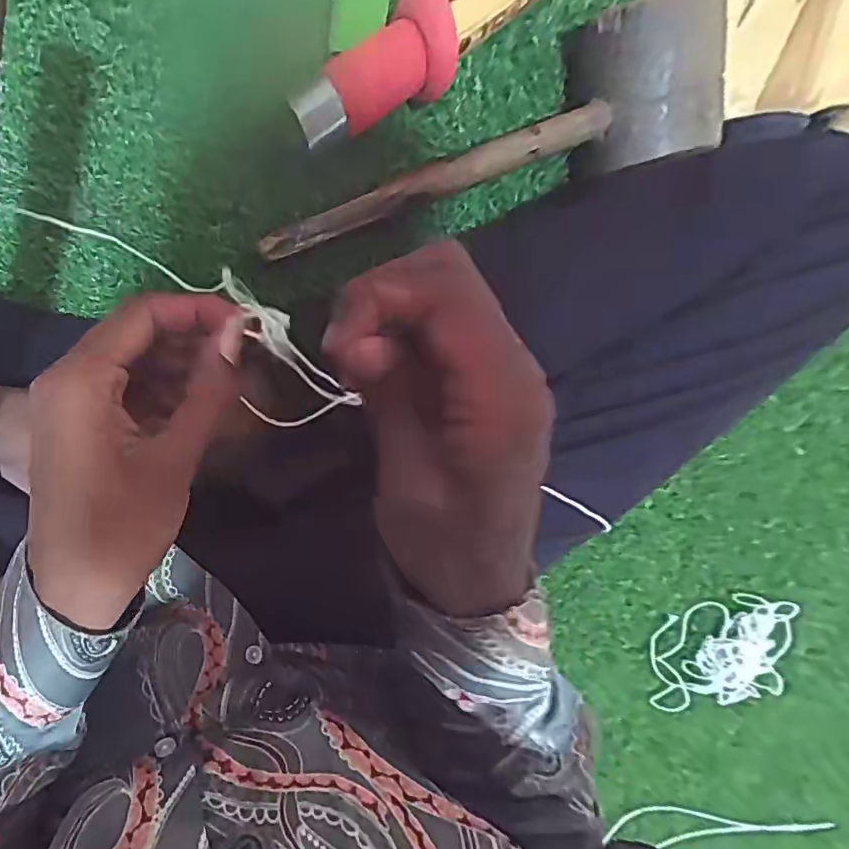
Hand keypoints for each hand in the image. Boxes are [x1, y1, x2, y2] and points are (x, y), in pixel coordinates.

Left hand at [27, 294, 243, 629]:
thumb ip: (207, 390)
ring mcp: (63, 401)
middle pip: (133, 335)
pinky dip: (154, 392)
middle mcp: (63, 377)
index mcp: (81, 378)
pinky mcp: (71, 423)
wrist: (74, 586)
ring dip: (174, 367)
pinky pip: (116, 390)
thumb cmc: (123, 526)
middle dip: (188, 340)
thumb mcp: (173, 456)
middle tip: (240, 357)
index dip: (196, 310)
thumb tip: (236, 335)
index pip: (142, 314)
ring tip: (225, 384)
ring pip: (127, 362)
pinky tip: (192, 406)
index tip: (242, 325)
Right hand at [323, 240, 552, 615]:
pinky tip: (372, 366)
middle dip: (378, 293)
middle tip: (342, 352)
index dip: (378, 298)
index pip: (446, 291)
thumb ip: (391, 398)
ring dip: (382, 307)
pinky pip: (434, 318)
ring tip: (353, 362)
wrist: (480, 578)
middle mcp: (510, 361)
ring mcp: (498, 362)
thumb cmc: (442, 543)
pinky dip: (393, 324)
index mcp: (501, 391)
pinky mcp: (477, 370)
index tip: (337, 350)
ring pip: (438, 284)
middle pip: (446, 270)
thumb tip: (360, 340)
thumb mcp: (407, 479)